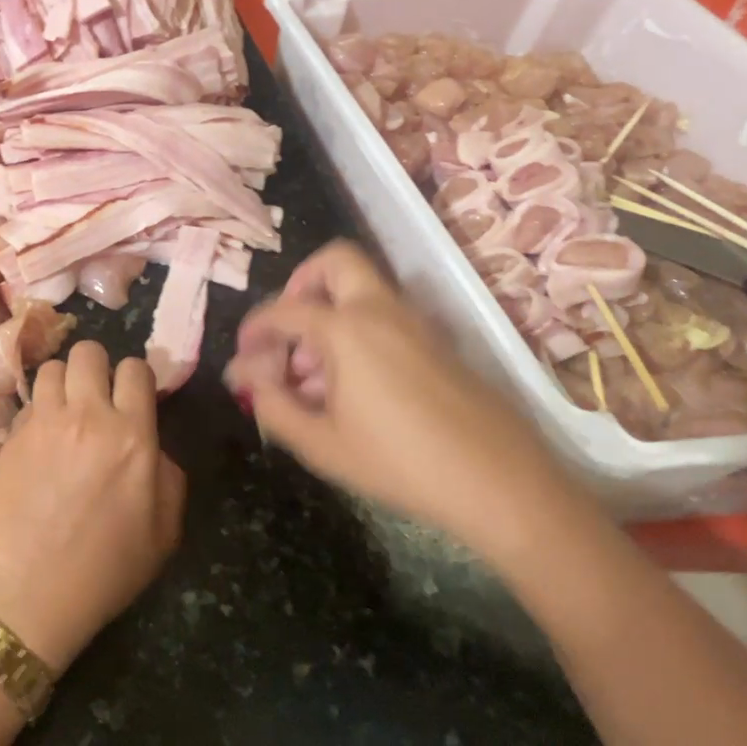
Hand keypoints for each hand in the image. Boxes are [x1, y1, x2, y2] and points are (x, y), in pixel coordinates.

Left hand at [0, 342, 185, 673]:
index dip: (138, 377)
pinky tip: (41, 437)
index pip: (136, 369)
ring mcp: (42, 422)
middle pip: (88, 352)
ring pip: (52, 368)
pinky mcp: (11, 436)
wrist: (34, 590)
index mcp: (132, 435)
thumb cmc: (109, 568)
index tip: (134, 394)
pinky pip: (27, 402)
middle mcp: (86, 416)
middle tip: (98, 394)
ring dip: (64, 383)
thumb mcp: (165, 530)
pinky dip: (38, 411)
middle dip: (97, 366)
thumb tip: (152, 444)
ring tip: (66, 409)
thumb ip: (168, 473)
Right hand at [223, 241, 581, 555]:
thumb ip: (272, 405)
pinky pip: (387, 317)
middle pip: (334, 262)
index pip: (283, 310)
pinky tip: (353, 388)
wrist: (502, 485)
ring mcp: (418, 324)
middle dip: (300, 285)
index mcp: (346, 328)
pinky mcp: (441, 345)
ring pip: (362, 290)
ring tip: (315, 373)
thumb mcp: (321, 443)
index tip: (243, 356)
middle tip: (288, 329)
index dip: (254, 329)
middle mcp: (381, 311)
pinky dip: (360, 332)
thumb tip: (246, 377)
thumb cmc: (400, 463)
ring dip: (330, 313)